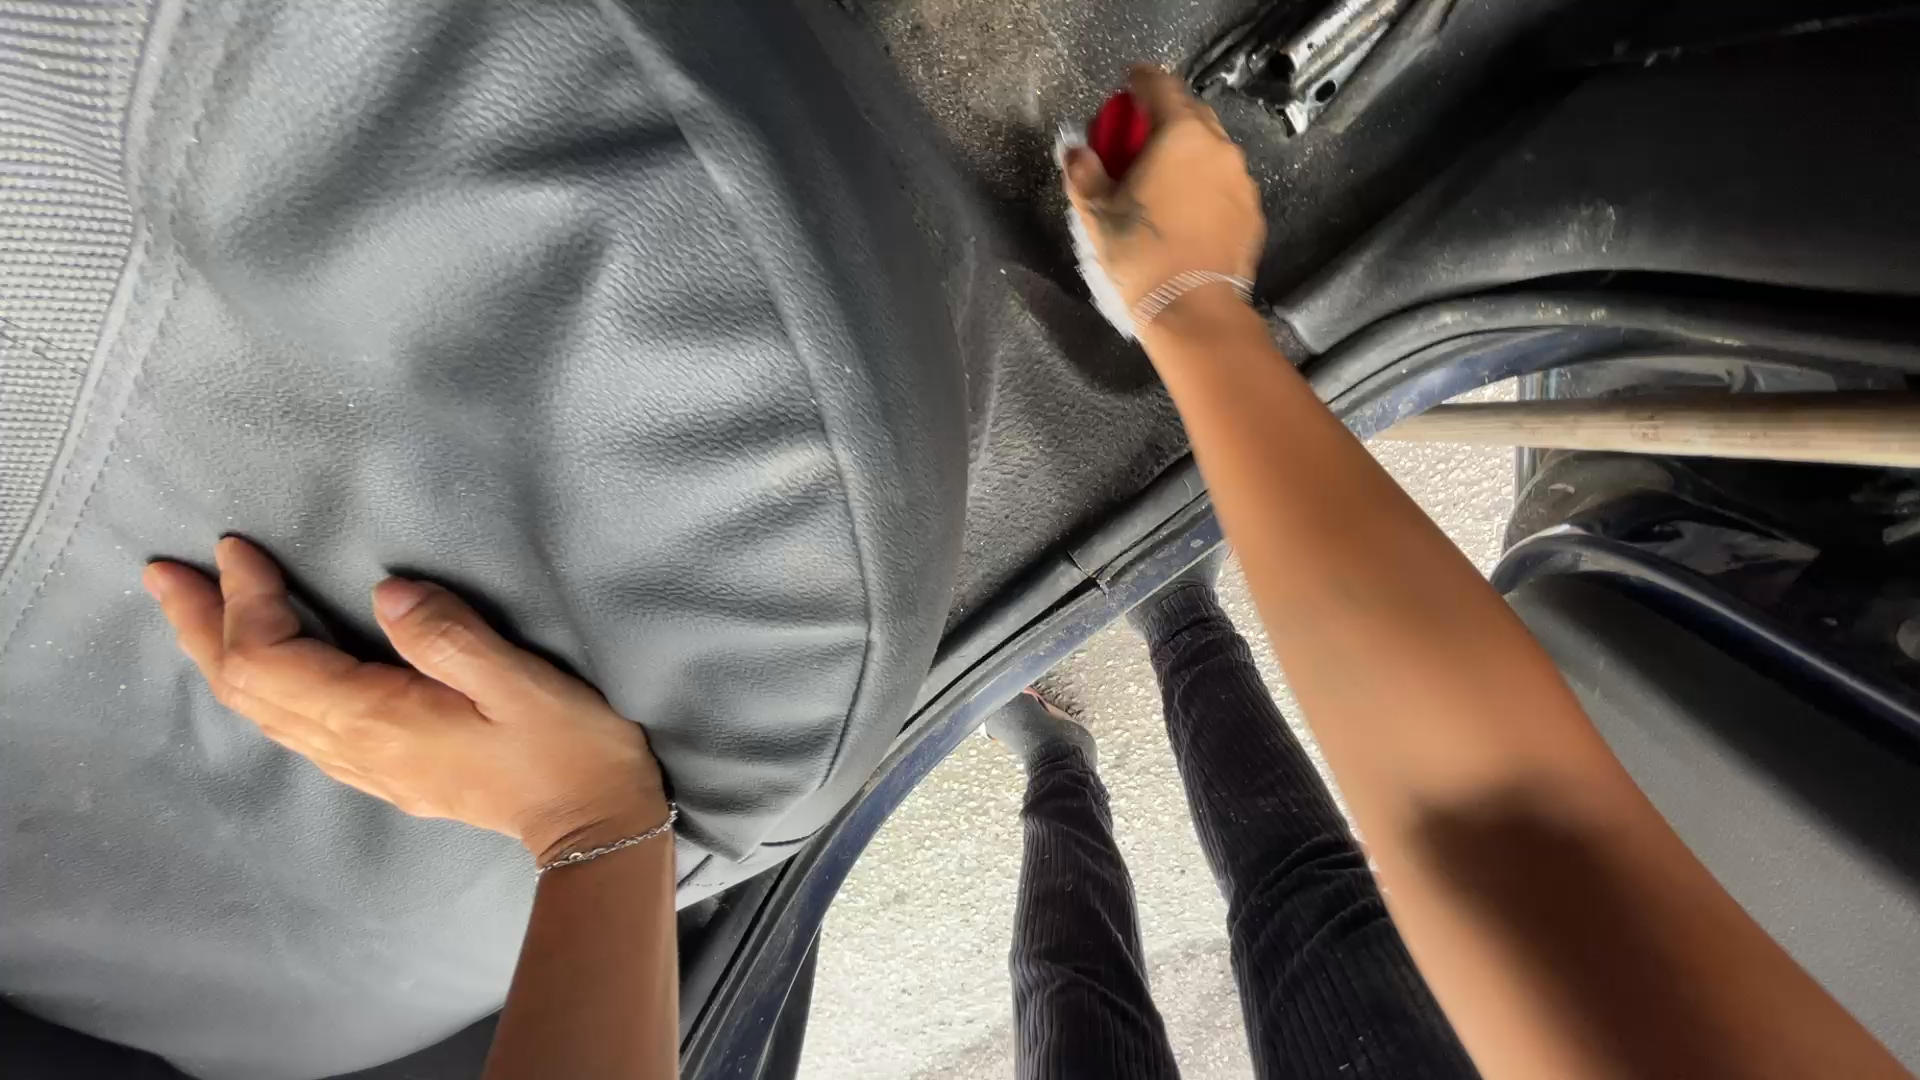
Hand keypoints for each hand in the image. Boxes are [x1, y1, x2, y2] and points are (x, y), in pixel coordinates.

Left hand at [145, 537, 668, 862]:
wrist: (589, 819)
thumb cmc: (566, 745)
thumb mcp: (520, 682)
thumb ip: (450, 637)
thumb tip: (387, 592)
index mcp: (380, 719)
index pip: (276, 656)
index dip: (248, 600)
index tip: (239, 548)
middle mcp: (353, 748)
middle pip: (247, 687)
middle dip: (201, 626)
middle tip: (166, 572)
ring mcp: (366, 767)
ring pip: (263, 711)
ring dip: (221, 656)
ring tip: (200, 612)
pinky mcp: (387, 772)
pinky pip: (294, 727)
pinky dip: (261, 687)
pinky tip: (269, 673)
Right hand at [1062, 65, 1265, 317]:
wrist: (1191, 309)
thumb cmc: (1140, 256)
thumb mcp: (1097, 216)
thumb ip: (1083, 174)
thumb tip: (1075, 152)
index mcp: (1180, 135)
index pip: (1159, 86)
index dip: (1139, 82)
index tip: (1127, 88)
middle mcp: (1219, 148)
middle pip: (1191, 116)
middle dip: (1166, 122)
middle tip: (1142, 144)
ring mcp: (1242, 182)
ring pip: (1212, 154)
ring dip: (1189, 159)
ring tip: (1167, 186)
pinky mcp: (1252, 215)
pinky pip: (1226, 189)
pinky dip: (1207, 192)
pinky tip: (1189, 217)